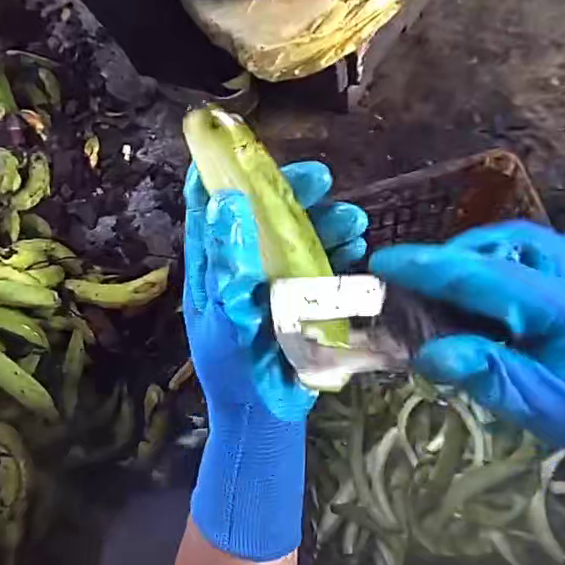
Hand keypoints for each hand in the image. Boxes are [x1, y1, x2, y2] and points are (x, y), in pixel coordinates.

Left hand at [182, 161, 366, 560]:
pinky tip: (357, 249)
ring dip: (325, 221)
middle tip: (321, 179)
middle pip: (261, 211)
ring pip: (296, 234)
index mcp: (212, 264)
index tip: (244, 148)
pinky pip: (320, 263)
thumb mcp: (225, 319)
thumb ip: (225, 264)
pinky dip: (339, 251)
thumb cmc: (237, 371)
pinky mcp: (301, 295)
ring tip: (354, 221)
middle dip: (290, 191)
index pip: (207, 204)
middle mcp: (241, 263)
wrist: (266, 416)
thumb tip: (227, 200)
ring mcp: (273, 279)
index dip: (220, 171)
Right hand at [369, 222, 564, 564]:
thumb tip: (426, 354)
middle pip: (498, 247)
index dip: (427, 267)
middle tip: (413, 284)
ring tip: (451, 284)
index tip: (382, 261)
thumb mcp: (542, 406)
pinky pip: (546, 244)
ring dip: (478, 256)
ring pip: (520, 240)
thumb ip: (486, 374)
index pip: (482, 275)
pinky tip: (507, 278)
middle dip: (449, 261)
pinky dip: (515, 255)